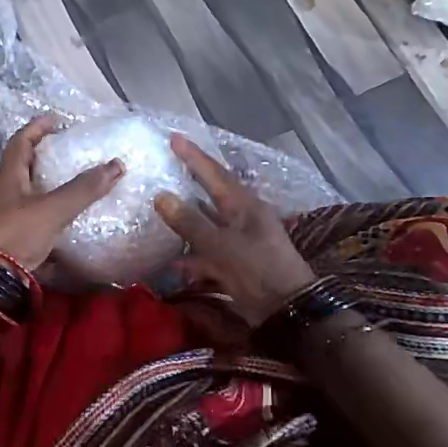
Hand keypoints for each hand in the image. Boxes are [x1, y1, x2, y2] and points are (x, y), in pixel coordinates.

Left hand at [0, 116, 123, 270]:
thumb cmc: (15, 234)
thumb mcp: (53, 209)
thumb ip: (83, 189)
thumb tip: (117, 165)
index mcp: (8, 177)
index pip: (21, 142)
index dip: (37, 128)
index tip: (56, 120)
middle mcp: (2, 193)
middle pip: (22, 167)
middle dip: (43, 158)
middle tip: (67, 154)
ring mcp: (4, 218)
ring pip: (26, 195)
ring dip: (46, 189)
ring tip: (71, 187)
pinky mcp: (9, 240)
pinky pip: (31, 221)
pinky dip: (47, 217)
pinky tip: (64, 223)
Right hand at [154, 133, 316, 324]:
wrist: (286, 308)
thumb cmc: (258, 270)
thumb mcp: (222, 245)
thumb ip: (191, 223)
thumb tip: (161, 196)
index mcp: (244, 206)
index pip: (214, 173)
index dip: (193, 156)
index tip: (174, 137)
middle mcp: (242, 219)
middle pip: (210, 196)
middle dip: (189, 184)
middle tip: (167, 169)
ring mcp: (239, 243)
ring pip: (207, 226)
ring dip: (186, 223)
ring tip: (161, 215)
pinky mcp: (235, 265)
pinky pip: (207, 255)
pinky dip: (192, 259)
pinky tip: (173, 265)